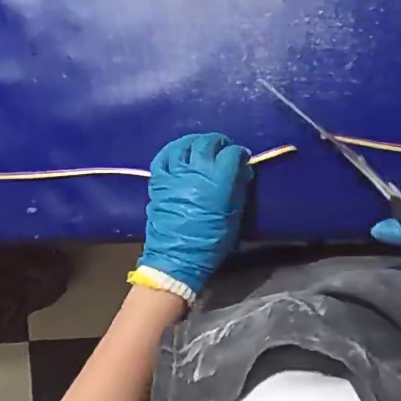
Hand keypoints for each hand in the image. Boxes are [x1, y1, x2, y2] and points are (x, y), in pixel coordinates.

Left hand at [135, 132, 252, 296]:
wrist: (177, 258)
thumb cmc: (211, 241)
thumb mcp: (234, 217)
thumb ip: (238, 190)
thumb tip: (242, 170)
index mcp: (218, 182)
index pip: (231, 154)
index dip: (239, 152)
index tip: (241, 156)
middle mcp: (196, 172)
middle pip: (207, 144)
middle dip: (217, 142)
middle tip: (222, 147)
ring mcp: (174, 175)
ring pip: (184, 146)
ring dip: (195, 142)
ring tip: (201, 145)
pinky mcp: (158, 180)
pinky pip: (163, 157)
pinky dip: (172, 150)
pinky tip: (179, 150)